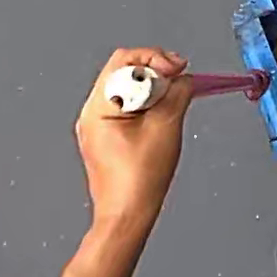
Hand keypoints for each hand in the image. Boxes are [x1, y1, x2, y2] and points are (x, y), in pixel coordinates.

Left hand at [75, 48, 194, 236]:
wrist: (127, 218)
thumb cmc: (141, 180)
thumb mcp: (166, 126)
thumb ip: (177, 92)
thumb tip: (183, 78)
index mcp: (98, 106)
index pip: (124, 61)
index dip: (155, 57)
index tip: (178, 68)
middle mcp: (92, 111)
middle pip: (124, 71)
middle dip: (155, 71)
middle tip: (179, 78)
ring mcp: (97, 124)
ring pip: (127, 87)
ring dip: (152, 87)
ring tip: (171, 99)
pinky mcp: (106, 135)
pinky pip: (127, 105)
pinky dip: (146, 103)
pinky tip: (161, 114)